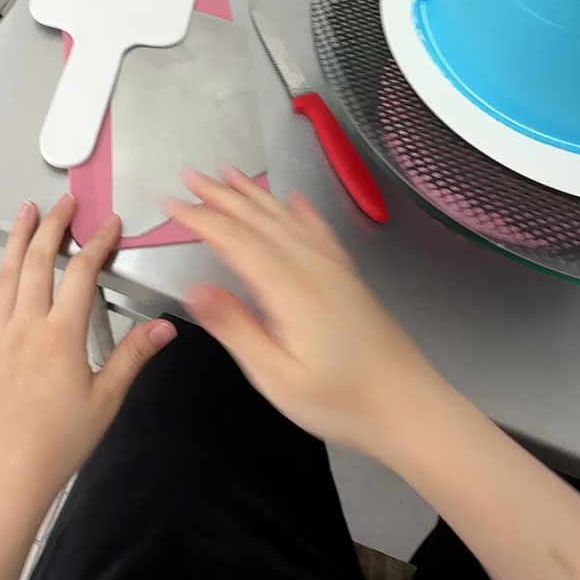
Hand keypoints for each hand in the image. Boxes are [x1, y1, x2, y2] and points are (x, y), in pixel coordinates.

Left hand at [0, 194, 176, 503]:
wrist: (10, 474)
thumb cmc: (61, 439)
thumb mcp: (108, 398)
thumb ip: (134, 355)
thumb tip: (166, 325)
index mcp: (61, 333)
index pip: (82, 272)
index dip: (98, 242)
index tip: (110, 223)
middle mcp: (27, 325)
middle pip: (37, 261)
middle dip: (53, 225)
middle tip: (64, 201)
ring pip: (4, 276)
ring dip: (15, 240)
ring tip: (24, 212)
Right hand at [165, 168, 445, 455]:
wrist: (410, 407)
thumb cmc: (340, 401)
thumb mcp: (277, 377)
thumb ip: (236, 328)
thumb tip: (195, 289)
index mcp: (288, 287)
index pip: (235, 240)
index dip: (199, 217)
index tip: (170, 202)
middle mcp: (310, 265)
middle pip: (258, 219)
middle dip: (221, 194)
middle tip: (190, 175)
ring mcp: (332, 266)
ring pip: (286, 217)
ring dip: (254, 193)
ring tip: (229, 172)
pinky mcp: (346, 275)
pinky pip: (318, 230)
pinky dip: (301, 209)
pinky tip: (294, 198)